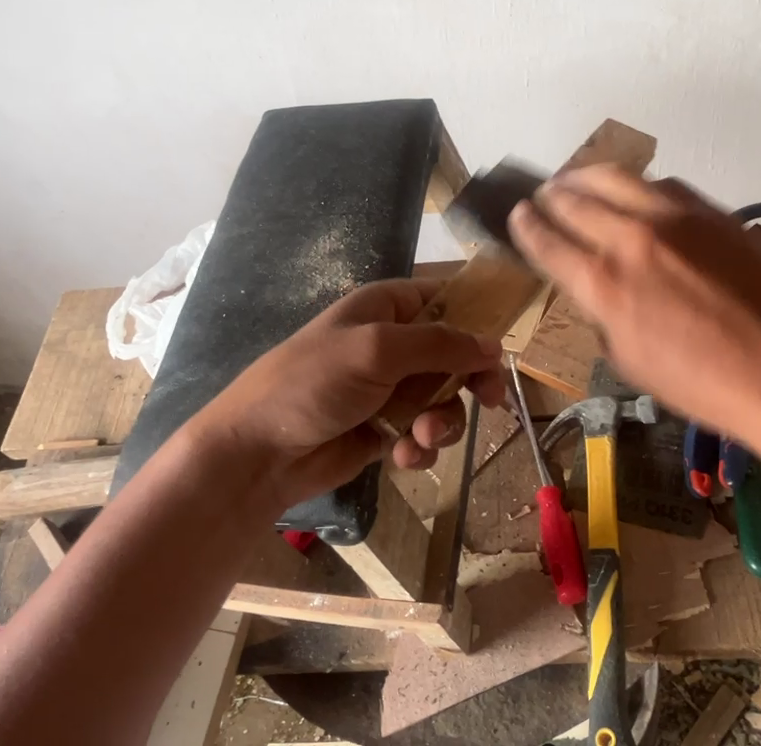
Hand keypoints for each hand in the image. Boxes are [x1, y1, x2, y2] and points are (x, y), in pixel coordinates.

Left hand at [193, 279, 507, 508]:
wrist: (258, 452)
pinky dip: (421, 448)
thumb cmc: (313, 383)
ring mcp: (388, 389)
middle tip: (489, 401)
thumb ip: (440, 344)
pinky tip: (402, 459)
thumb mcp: (377, 350)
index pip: (446, 301)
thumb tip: (494, 345)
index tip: (502, 350)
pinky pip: (424, 434)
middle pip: (455, 355)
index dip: (477, 322)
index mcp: (386, 308)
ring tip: (421, 438)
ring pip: (444, 400)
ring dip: (442, 422)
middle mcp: (391, 344)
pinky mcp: (384, 431)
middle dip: (468, 382)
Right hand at [507, 165, 760, 432]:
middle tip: (540, 196)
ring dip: (584, 176)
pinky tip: (631, 190)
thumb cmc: (703, 384)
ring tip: (573, 178)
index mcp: (604, 285)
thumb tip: (595, 288)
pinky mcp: (710, 211)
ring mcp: (674, 219)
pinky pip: (660, 183)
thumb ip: (602, 314)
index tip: (517, 216)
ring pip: (615, 177)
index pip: (547, 241)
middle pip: (574, 200)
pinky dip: (634, 183)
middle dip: (549, 197)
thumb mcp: (629, 361)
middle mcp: (631, 240)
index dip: (525, 226)